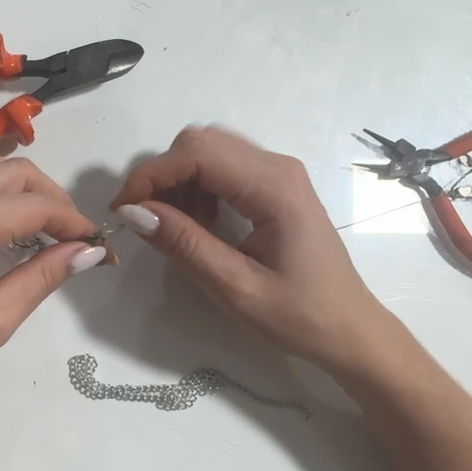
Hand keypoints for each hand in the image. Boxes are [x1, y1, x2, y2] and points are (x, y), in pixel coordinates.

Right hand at [111, 126, 387, 367]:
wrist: (348, 329)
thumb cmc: (298, 316)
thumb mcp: (234, 287)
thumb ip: (184, 244)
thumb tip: (134, 212)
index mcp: (274, 188)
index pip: (197, 153)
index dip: (151, 175)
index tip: (123, 211)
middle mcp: (278, 167)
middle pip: (201, 142)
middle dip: (162, 175)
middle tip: (144, 220)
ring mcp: (279, 174)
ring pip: (210, 151)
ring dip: (178, 181)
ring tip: (171, 227)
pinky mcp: (275, 187)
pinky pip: (224, 168)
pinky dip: (197, 187)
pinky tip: (196, 224)